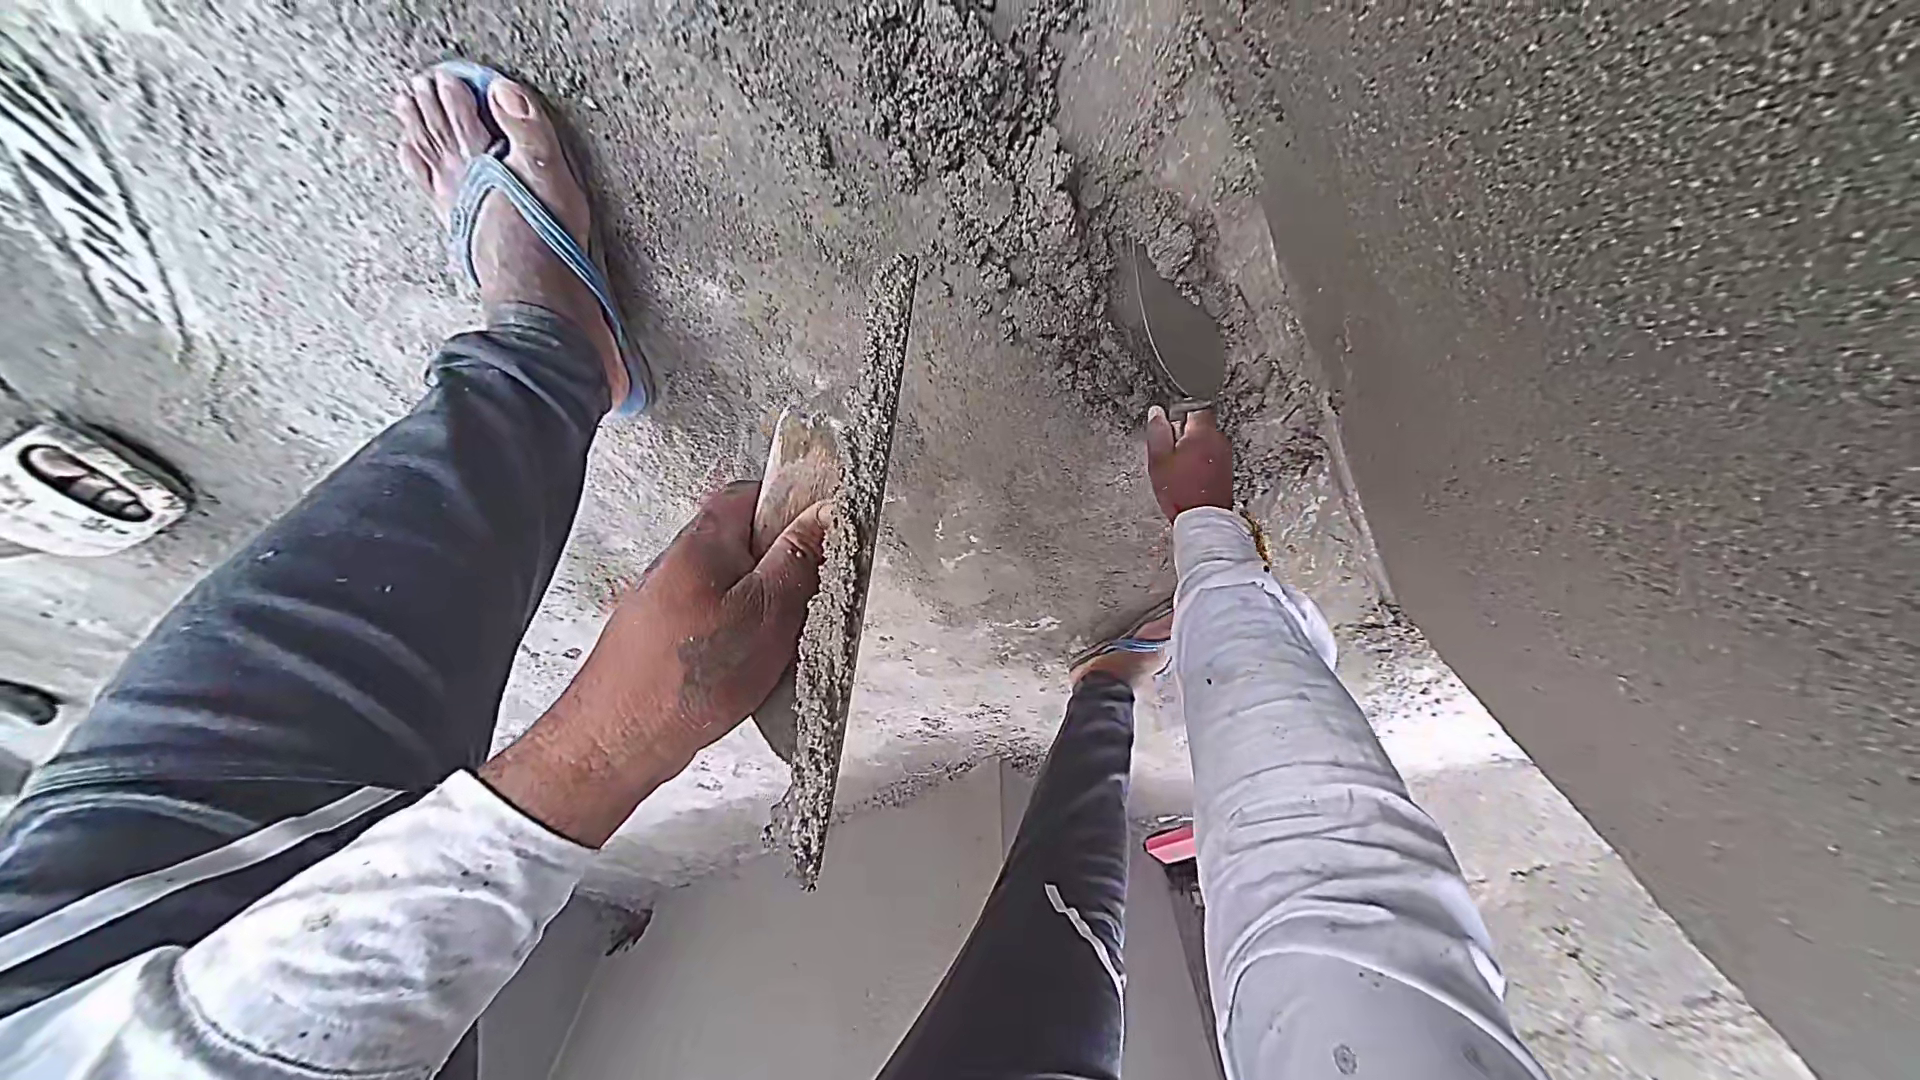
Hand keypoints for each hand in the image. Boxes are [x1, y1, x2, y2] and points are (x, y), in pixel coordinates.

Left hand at [482, 480, 830, 845]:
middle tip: (802, 596)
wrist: (616, 742)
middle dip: (781, 565)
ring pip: (734, 581)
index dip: (791, 506)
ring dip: (762, 602)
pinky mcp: (667, 631)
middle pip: (746, 541)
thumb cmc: (687, 678)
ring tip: (775, 638)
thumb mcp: (768, 612)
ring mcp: (669, 597)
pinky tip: (748, 661)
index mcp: (703, 541)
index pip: (752, 493)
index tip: (819, 531)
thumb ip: (798, 558)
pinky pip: (718, 613)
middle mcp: (679, 560)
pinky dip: (740, 629)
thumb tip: (824, 513)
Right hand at [1145, 406, 1232, 520]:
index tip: (1167, 427)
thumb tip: (1157, 412)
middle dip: (1183, 433)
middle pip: (1199, 424)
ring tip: (1178, 468)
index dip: (1178, 413)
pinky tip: (1188, 475)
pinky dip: (1199, 460)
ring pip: (1204, 440)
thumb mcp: (1158, 459)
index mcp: (1202, 432)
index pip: (1194, 406)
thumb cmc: (1179, 490)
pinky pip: (1210, 454)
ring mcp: (1225, 454)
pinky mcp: (1226, 468)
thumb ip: (1157, 431)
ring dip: (1191, 448)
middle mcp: (1218, 439)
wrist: (1202, 517)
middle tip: (1169, 453)